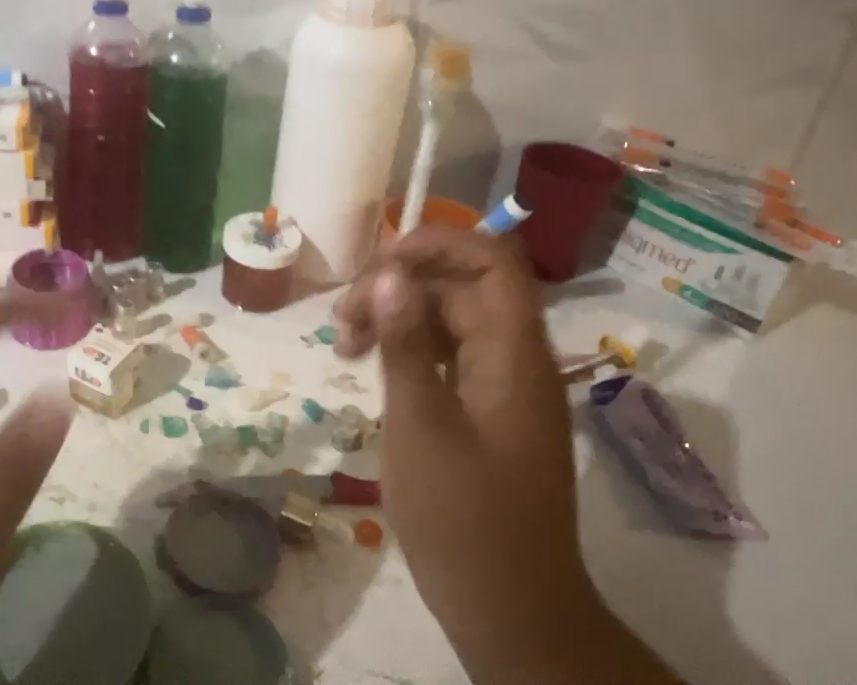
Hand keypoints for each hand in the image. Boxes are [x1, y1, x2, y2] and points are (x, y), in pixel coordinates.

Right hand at [333, 227, 678, 682]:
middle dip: (397, 288)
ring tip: (344, 347)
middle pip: (461, 289)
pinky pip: (450, 360)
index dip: (437, 244)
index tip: (376, 264)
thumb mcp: (421, 426)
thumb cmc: (463, 520)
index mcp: (514, 354)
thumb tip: (388, 275)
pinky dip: (409, 353)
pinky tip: (370, 370)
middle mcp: (515, 360)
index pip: (492, 261)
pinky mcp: (487, 415)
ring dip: (396, 320)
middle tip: (341, 323)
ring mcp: (503, 389)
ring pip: (450, 323)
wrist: (512, 612)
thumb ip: (405, 345)